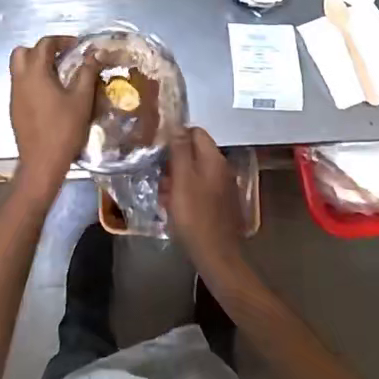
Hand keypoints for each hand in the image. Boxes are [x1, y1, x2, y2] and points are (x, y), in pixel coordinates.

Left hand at [9, 36, 99, 194]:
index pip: (44, 44)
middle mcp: (20, 80)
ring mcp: (14, 95)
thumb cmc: (63, 129)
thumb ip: (87, 73)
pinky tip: (51, 95)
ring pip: (19, 69)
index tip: (76, 46)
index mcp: (35, 73)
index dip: (61, 40)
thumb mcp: (81, 99)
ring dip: (36, 66)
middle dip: (41, 50)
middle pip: (22, 52)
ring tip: (59, 76)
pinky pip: (20, 85)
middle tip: (61, 57)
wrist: (42, 162)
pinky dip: (33, 81)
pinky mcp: (14, 109)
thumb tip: (95, 54)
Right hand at [166, 128, 243, 271]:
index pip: (195, 132)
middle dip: (174, 159)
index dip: (176, 137)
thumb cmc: (195, 216)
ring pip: (195, 172)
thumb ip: (179, 150)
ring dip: (177, 177)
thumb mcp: (182, 180)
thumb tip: (176, 123)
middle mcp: (222, 168)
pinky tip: (172, 205)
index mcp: (213, 159)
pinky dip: (185, 192)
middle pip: (195, 152)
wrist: (216, 255)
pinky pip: (199, 188)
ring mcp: (222, 187)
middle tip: (156, 172)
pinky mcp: (220, 203)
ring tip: (161, 191)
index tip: (157, 148)